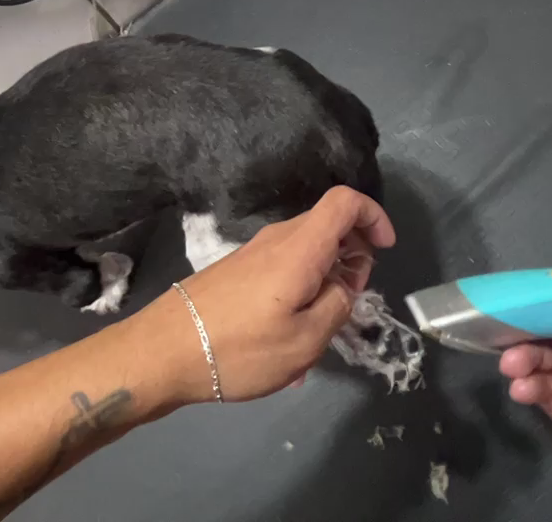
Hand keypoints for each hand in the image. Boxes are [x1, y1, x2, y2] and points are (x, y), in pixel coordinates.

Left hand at [145, 186, 394, 405]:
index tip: (386, 249)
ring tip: (322, 326)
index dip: (373, 215)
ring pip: (307, 248)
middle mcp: (277, 239)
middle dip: (354, 255)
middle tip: (352, 299)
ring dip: (327, 276)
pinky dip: (302, 286)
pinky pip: (285, 265)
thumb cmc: (240, 348)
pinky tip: (291, 332)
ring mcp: (254, 252)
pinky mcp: (238, 269)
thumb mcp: (306, 341)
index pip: (343, 201)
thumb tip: (341, 284)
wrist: (165, 350)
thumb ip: (337, 306)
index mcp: (299, 247)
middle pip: (328, 224)